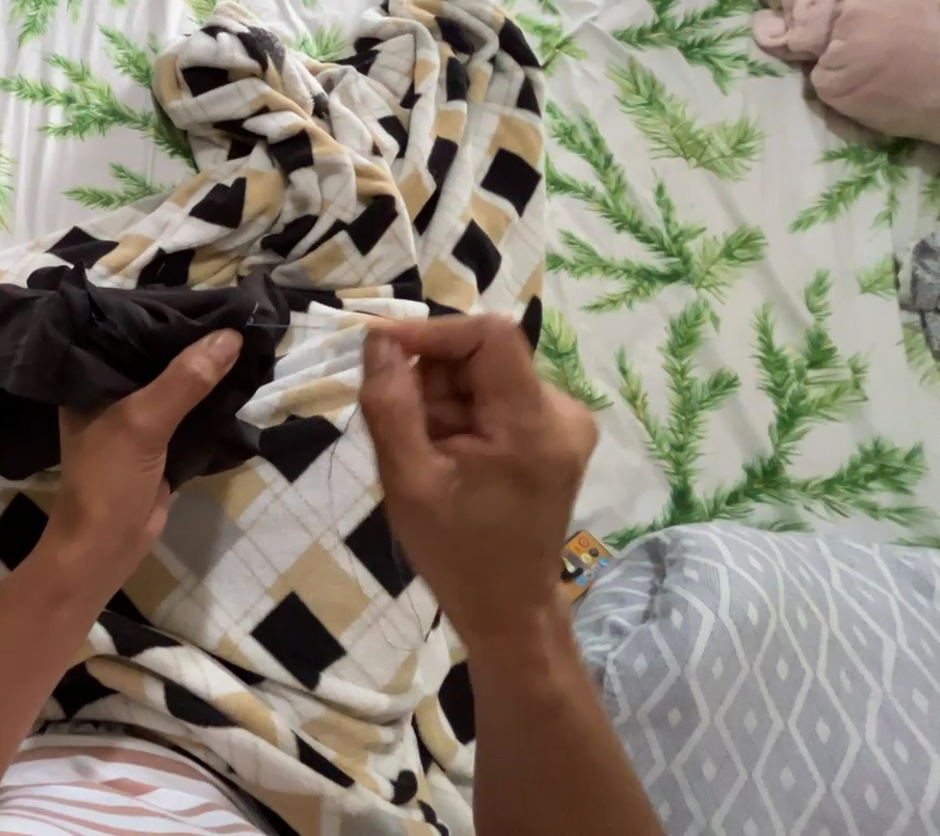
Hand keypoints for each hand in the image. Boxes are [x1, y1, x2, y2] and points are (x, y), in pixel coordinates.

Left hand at [45, 329, 243, 594]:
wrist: (106, 547)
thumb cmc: (108, 478)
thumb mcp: (143, 422)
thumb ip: (184, 380)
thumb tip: (230, 336)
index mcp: (89, 378)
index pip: (125, 332)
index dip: (160, 313)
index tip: (203, 295)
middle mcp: (107, 391)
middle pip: (153, 356)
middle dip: (189, 341)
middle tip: (233, 312)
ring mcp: (133, 417)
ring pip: (173, 384)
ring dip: (203, 369)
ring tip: (243, 336)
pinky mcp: (156, 441)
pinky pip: (186, 411)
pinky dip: (208, 399)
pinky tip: (237, 379)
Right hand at [357, 315, 596, 651]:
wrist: (506, 606)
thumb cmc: (453, 549)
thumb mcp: (406, 478)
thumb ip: (391, 404)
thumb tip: (378, 340)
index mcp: (533, 425)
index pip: (490, 336)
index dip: (431, 333)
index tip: (380, 351)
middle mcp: (561, 412)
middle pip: (479, 356)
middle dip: (428, 381)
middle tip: (401, 428)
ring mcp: (561, 422)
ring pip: (478, 374)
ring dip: (437, 400)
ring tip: (422, 450)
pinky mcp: (551, 432)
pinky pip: (489, 395)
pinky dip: (455, 413)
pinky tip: (444, 453)